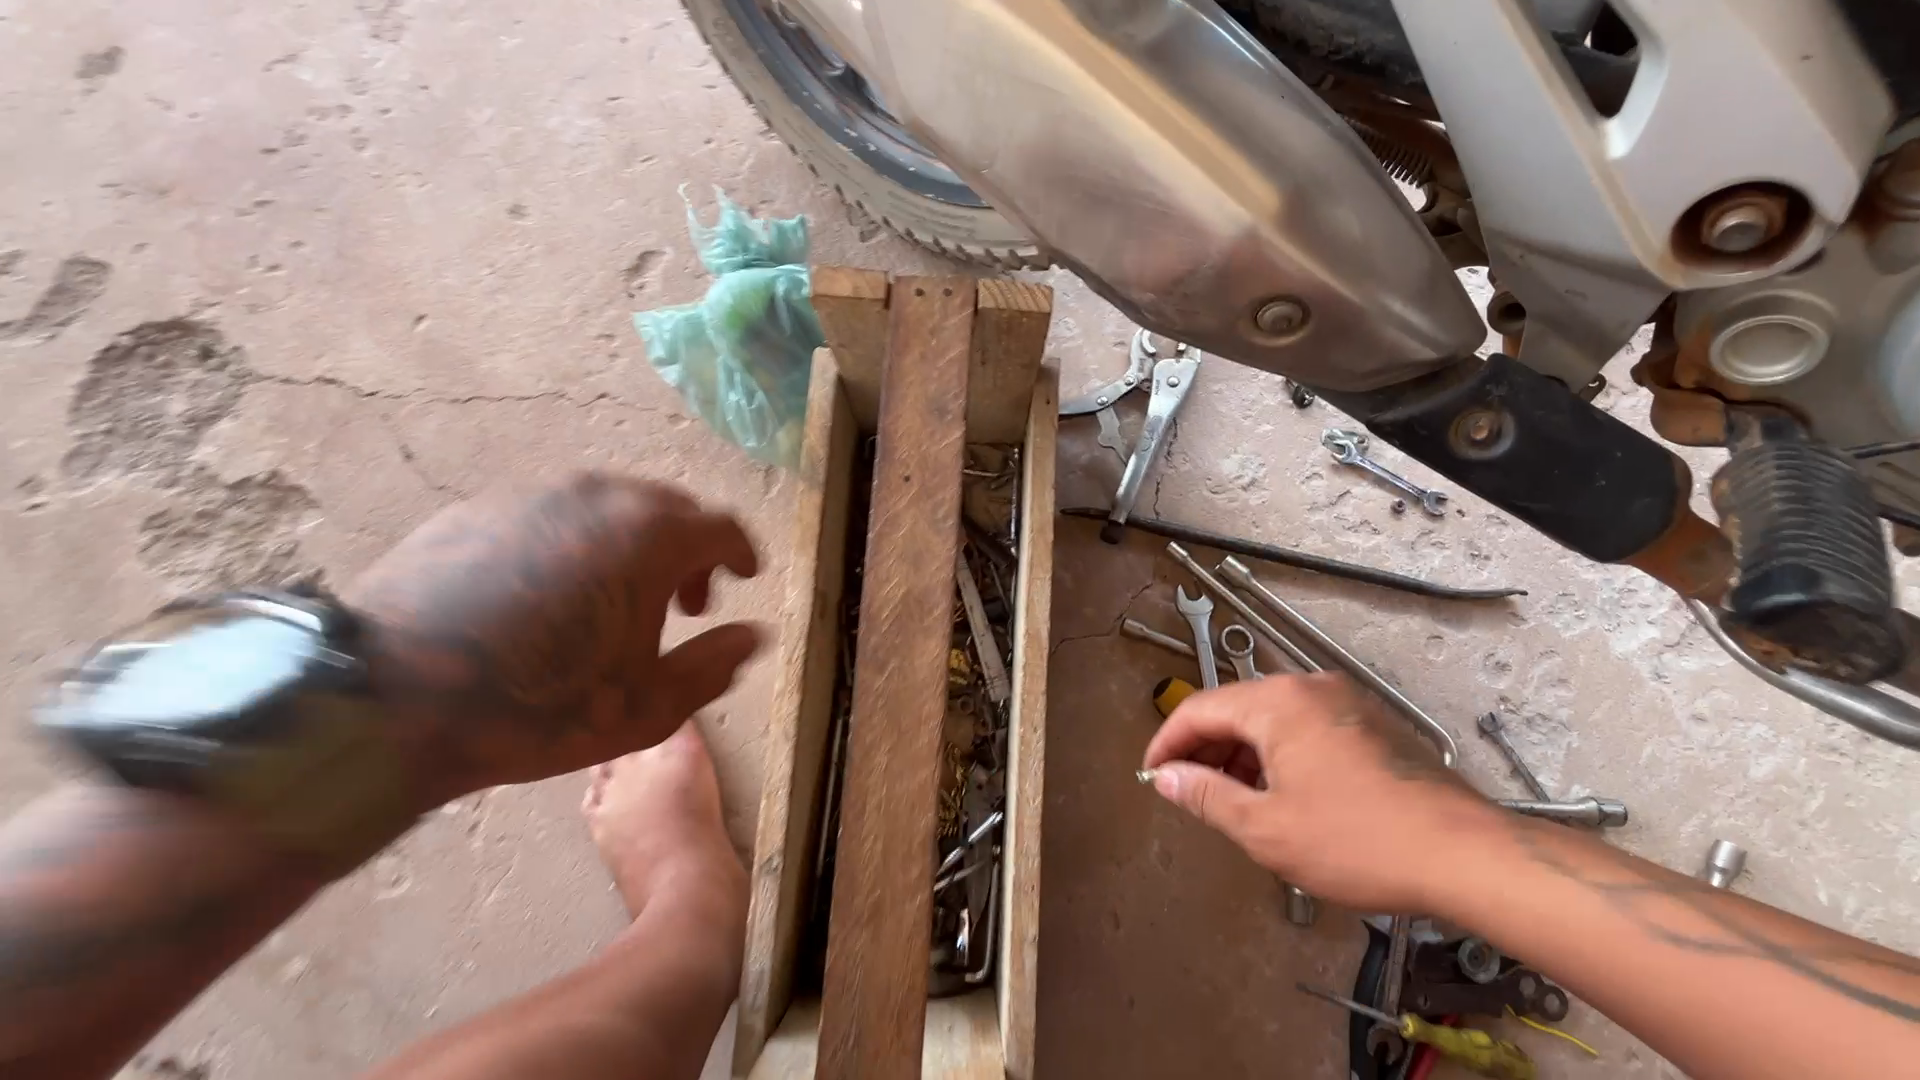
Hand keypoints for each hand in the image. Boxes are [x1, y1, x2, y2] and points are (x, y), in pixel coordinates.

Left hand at [346, 473, 762, 807]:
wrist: (389, 699)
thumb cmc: (539, 707)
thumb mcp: (649, 706)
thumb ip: (715, 664)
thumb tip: (754, 635)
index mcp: (651, 538)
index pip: (721, 528)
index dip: (741, 555)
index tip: (745, 578)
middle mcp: (599, 497)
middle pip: (668, 509)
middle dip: (690, 551)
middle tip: (686, 602)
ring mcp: (534, 495)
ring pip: (609, 507)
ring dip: (634, 544)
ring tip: (618, 599)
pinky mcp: (480, 509)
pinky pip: (553, 515)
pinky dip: (577, 544)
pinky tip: (552, 594)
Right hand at [1142, 673, 1496, 911]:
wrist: (1465, 854)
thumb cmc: (1359, 841)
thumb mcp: (1265, 828)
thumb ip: (1206, 796)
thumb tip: (1166, 778)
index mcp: (1277, 702)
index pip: (1198, 708)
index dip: (1167, 742)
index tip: (1151, 774)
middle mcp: (1309, 687)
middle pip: (1235, 708)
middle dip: (1204, 748)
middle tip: (1188, 790)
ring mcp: (1345, 701)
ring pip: (1271, 717)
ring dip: (1241, 752)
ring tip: (1231, 797)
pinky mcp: (1371, 722)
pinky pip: (1304, 725)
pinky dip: (1277, 752)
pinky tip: (1278, 791)